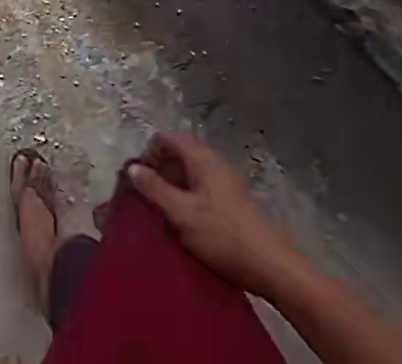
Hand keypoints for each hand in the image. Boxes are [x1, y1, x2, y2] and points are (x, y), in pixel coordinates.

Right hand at [127, 132, 300, 296]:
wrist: (269, 264)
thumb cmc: (221, 236)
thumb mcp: (181, 214)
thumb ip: (155, 189)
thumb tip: (132, 168)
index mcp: (201, 157)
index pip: (166, 138)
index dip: (148, 154)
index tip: (137, 179)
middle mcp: (213, 159)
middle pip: (178, 150)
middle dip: (158, 166)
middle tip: (145, 193)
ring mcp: (224, 176)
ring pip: (189, 167)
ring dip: (171, 180)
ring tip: (160, 206)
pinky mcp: (230, 195)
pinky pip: (200, 181)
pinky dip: (185, 190)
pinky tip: (182, 215)